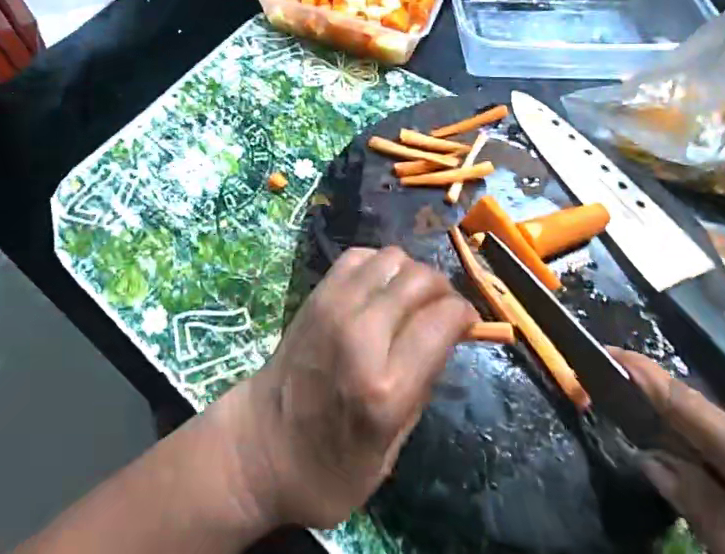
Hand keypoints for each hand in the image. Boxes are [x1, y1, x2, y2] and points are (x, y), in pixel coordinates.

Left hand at [220, 246, 477, 528]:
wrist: (258, 450)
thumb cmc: (329, 467)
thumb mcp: (391, 450)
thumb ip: (424, 385)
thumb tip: (449, 334)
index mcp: (386, 388)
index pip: (443, 319)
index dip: (464, 314)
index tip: (467, 324)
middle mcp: (362, 336)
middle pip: (422, 280)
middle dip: (443, 291)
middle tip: (442, 311)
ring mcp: (335, 308)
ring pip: (394, 258)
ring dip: (412, 274)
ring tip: (411, 299)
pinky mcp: (317, 296)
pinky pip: (362, 256)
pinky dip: (380, 265)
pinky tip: (381, 290)